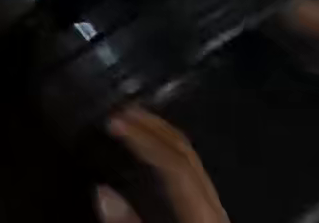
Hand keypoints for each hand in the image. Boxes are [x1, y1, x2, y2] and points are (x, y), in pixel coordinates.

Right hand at [94, 106, 227, 222]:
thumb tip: (101, 190)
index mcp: (204, 221)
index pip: (175, 166)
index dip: (143, 138)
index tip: (110, 121)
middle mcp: (215, 211)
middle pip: (186, 155)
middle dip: (150, 125)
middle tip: (114, 108)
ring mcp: (217, 216)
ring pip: (192, 160)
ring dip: (158, 133)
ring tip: (127, 119)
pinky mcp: (211, 222)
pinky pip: (190, 172)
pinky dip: (165, 151)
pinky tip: (146, 153)